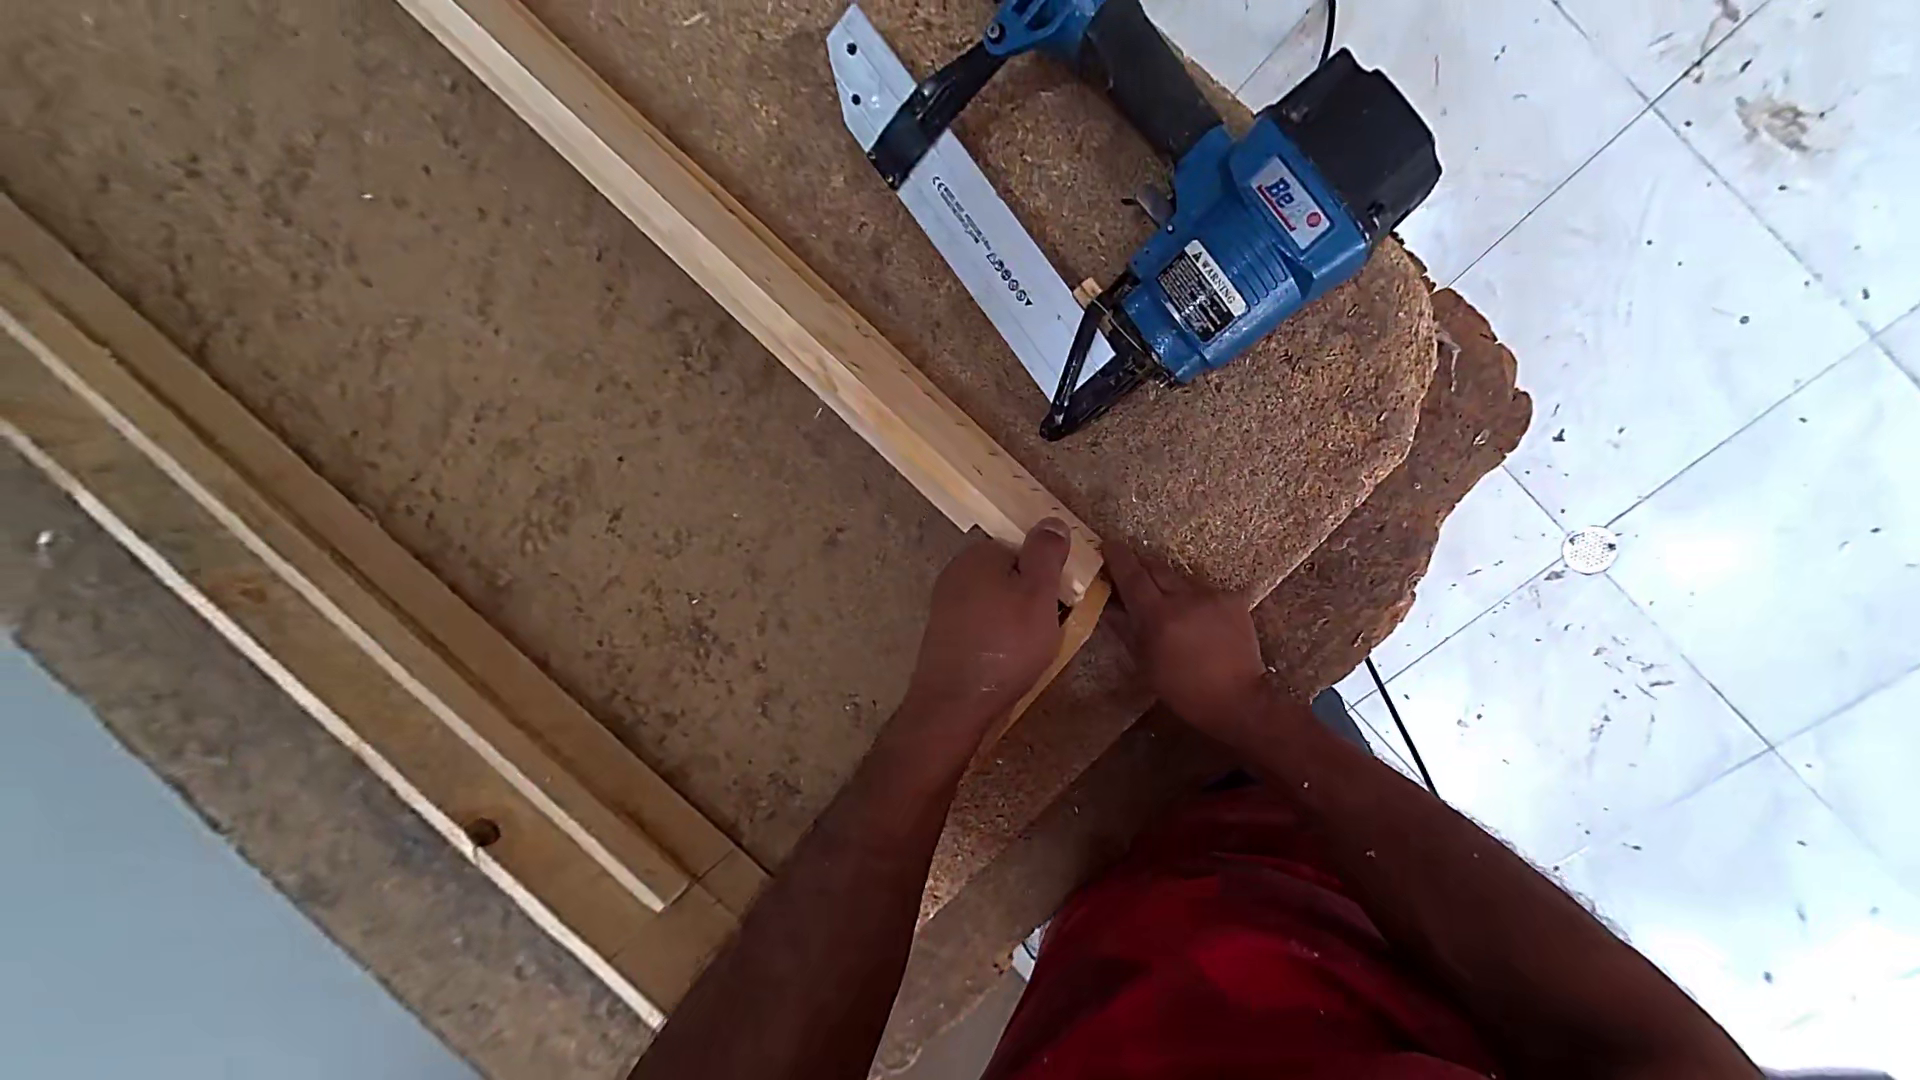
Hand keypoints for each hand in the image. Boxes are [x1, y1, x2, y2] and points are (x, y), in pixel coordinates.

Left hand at [901, 519, 1071, 731]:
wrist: (955, 702)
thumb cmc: (1005, 644)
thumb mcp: (1039, 593)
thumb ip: (1046, 553)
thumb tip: (1051, 521)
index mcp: (978, 554)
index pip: (1023, 549)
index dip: (1046, 574)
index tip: (1061, 600)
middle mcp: (956, 572)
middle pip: (1009, 576)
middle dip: (1031, 598)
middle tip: (1050, 626)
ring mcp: (945, 604)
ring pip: (996, 603)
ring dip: (1016, 620)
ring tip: (1030, 648)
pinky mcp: (943, 634)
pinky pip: (981, 625)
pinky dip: (997, 637)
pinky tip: (1006, 659)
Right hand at [1106, 542, 1268, 741]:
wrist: (1237, 699)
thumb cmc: (1182, 688)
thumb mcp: (1144, 662)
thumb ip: (1125, 628)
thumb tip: (1107, 606)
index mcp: (1157, 615)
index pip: (1132, 576)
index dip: (1118, 558)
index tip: (1108, 544)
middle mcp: (1184, 597)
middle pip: (1156, 568)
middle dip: (1141, 565)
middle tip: (1129, 567)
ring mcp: (1211, 596)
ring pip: (1181, 579)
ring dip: (1168, 584)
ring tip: (1164, 599)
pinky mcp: (1233, 599)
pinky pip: (1204, 591)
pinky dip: (1194, 598)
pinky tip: (1195, 617)